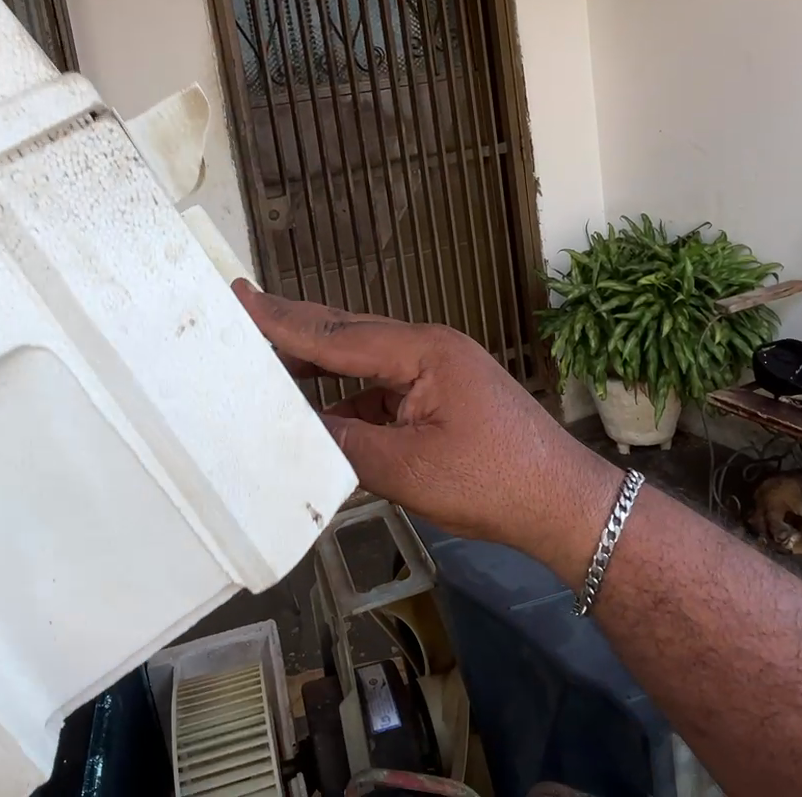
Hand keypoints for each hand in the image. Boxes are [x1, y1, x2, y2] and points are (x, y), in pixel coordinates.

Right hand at [232, 280, 623, 574]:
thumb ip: (347, 445)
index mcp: (422, 351)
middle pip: (349, 332)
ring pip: (364, 358)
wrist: (563, 502)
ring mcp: (437, 369)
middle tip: (243, 310)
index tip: (239, 299)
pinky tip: (322, 410)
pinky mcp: (441, 394)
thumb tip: (299, 430)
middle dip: (295, 325)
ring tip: (269, 355)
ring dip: (319, 360)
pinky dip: (348, 394)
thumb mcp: (409, 470)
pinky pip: (382, 385)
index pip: (336, 334)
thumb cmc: (492, 483)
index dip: (282, 321)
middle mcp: (428, 347)